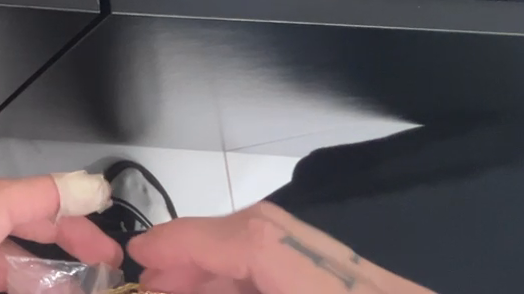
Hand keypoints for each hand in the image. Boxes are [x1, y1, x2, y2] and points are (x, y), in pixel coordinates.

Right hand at [128, 201, 434, 293]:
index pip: (264, 245)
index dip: (192, 242)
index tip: (141, 256)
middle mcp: (372, 290)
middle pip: (272, 234)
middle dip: (202, 252)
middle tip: (154, 282)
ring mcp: (382, 293)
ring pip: (286, 251)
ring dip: (226, 270)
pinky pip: (304, 275)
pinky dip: (258, 286)